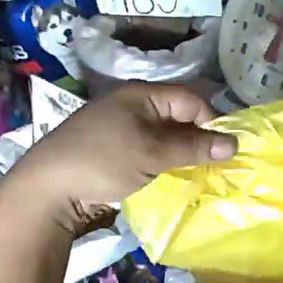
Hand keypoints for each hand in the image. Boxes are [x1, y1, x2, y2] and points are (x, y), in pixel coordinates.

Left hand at [13, 82, 234, 232]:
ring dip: (180, 152)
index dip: (211, 121)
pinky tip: (170, 177)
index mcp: (141, 94)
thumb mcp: (154, 153)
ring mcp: (119, 127)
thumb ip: (195, 147)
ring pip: (163, 135)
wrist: (48, 188)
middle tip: (213, 164)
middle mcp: (131, 105)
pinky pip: (148, 149)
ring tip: (196, 173)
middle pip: (177, 115)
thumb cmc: (104, 160)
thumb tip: (234, 143)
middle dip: (198, 138)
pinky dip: (163, 161)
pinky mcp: (111, 149)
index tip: (223, 150)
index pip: (190, 99)